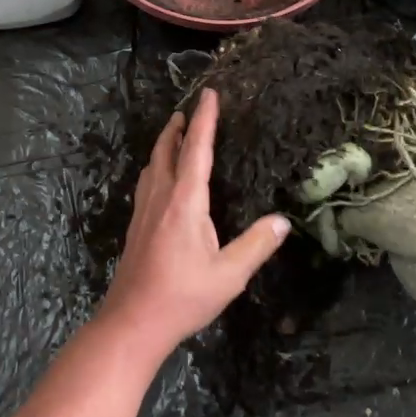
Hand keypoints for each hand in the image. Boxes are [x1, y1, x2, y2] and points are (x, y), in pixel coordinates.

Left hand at [99, 89, 289, 354]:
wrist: (132, 322)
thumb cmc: (183, 297)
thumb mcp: (229, 275)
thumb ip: (256, 245)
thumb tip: (282, 221)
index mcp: (185, 202)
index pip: (196, 150)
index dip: (204, 120)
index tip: (208, 94)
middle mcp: (161, 197)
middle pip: (167, 151)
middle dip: (178, 127)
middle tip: (187, 109)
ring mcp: (143, 211)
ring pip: (152, 165)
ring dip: (163, 145)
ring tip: (173, 135)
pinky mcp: (135, 226)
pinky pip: (146, 182)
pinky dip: (156, 166)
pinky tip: (158, 179)